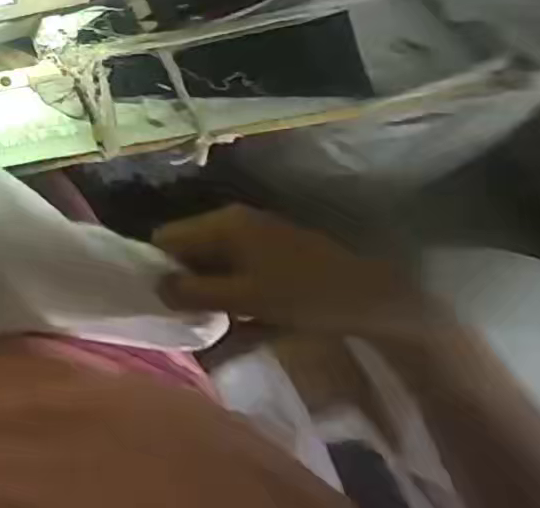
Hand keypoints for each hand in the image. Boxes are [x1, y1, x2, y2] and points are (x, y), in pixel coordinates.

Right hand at [152, 206, 444, 339]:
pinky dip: (235, 287)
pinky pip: (240, 265)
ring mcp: (257, 233)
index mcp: (219, 224)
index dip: (157, 266)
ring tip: (214, 318)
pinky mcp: (278, 251)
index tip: (163, 298)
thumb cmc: (304, 295)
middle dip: (185, 278)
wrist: (382, 300)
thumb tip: (157, 288)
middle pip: (189, 247)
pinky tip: (243, 317)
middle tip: (188, 312)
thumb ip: (194, 293)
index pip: (165, 237)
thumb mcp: (243, 298)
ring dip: (210, 286)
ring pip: (215, 259)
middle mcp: (232, 220)